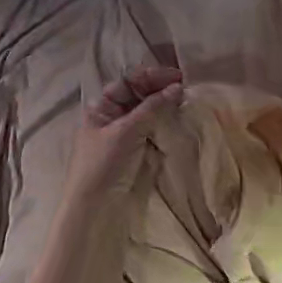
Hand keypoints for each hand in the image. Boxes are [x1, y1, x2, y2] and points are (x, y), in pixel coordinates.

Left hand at [65, 66, 183, 199]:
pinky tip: (179, 119)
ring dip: (165, 105)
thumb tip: (177, 88)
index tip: (177, 76)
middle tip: (187, 87)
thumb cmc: (103, 164)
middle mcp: (112, 116)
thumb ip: (152, 109)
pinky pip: (152, 129)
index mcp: (101, 107)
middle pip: (139, 95)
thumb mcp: (126, 132)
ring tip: (186, 101)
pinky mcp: (136, 150)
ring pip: (148, 112)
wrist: (94, 206)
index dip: (151, 76)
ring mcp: (125, 134)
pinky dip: (165, 123)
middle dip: (161, 89)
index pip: (128, 82)